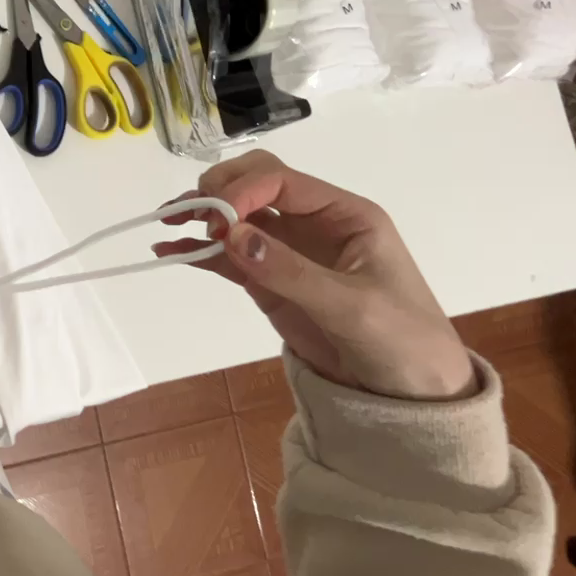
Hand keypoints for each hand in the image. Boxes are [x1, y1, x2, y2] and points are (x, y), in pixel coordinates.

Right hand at [152, 151, 476, 401]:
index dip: (241, 191)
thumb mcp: (353, 307)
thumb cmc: (402, 342)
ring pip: (233, 216)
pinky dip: (195, 250)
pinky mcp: (266, 279)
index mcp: (343, 215)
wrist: (409, 395)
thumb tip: (229, 235)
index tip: (214, 221)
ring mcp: (286, 250)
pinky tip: (168, 250)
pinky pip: (224, 255)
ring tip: (166, 222)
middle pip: (253, 184)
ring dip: (199, 214)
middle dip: (217, 192)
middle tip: (190, 216)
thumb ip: (291, 271)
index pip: (280, 181)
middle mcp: (311, 223)